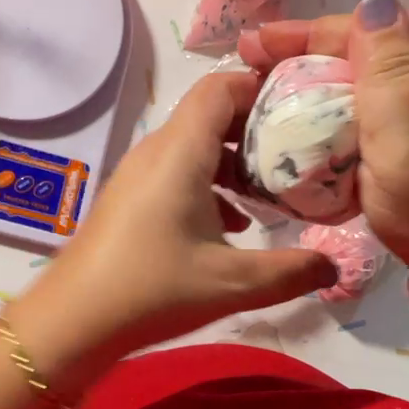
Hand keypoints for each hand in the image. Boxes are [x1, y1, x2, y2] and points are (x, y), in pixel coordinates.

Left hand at [10, 72, 337, 388]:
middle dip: (258, 130)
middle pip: (211, 116)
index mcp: (180, 152)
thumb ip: (292, 272)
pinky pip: (177, 174)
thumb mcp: (232, 284)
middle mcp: (156, 152)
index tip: (303, 104)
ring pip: (195, 148)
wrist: (72, 322)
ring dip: (235, 164)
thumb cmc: (152, 290)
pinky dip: (210, 187)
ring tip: (273, 195)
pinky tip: (233, 226)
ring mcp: (138, 176)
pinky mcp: (129, 201)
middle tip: (300, 154)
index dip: (263, 86)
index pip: (222, 88)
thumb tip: (335, 265)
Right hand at [241, 0, 408, 295]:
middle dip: (307, 47)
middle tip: (250, 54)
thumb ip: (392, 80)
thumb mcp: (408, 150)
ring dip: (314, 70)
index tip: (260, 42)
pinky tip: (298, 104)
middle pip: (367, 45)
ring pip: (363, 71)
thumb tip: (375, 5)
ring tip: (264, 75)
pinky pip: (366, 99)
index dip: (315, 31)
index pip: (375, 30)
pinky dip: (329, 98)